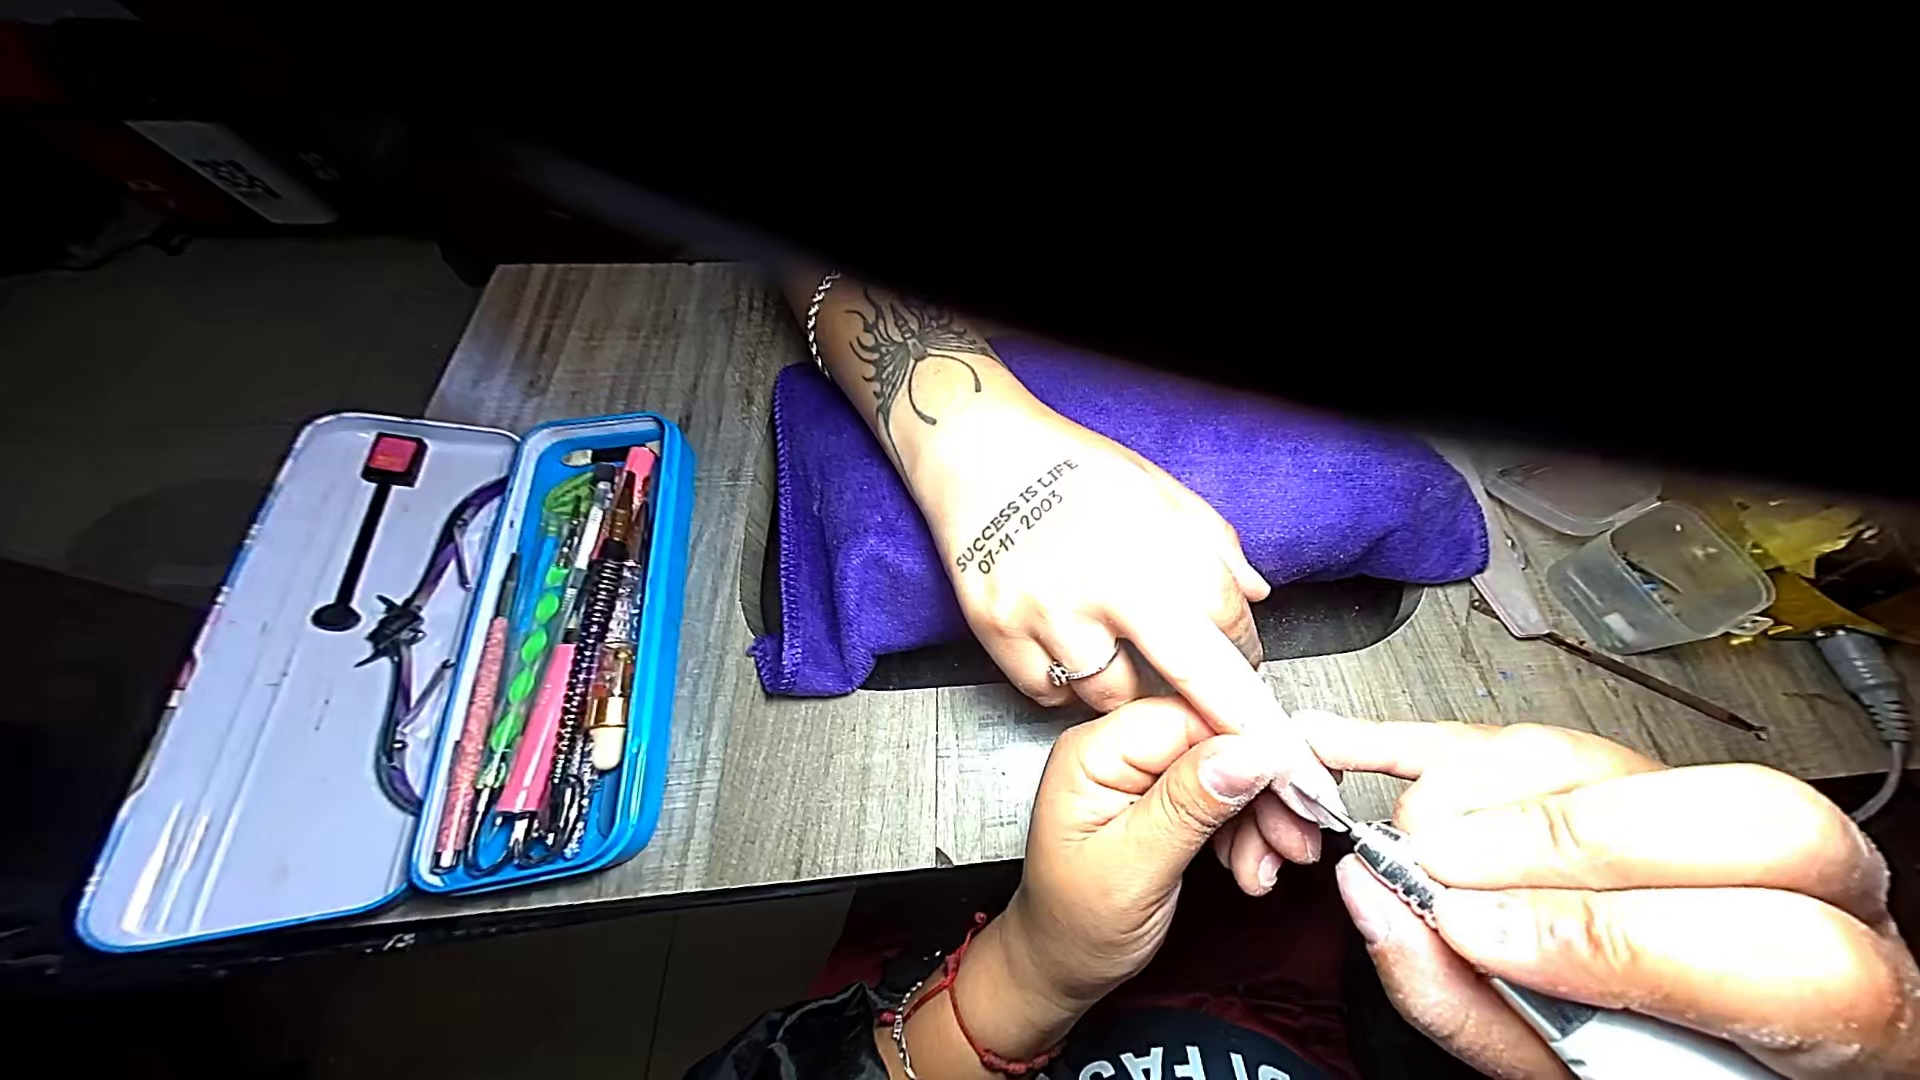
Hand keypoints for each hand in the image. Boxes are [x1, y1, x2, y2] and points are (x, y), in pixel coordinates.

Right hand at [909, 393, 1266, 712]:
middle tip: (1243, 735)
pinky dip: (1063, 681)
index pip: (1228, 618)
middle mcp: (1103, 578)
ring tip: (1111, 649)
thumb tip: (1253, 593)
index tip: (1245, 668)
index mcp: (1152, 536)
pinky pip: (1048, 691)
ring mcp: (1047, 609)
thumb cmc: (1068, 466)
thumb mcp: (1152, 485)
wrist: (980, 455)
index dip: (1245, 651)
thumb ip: (1211, 540)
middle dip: (1230, 713)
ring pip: (1111, 694)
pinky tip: (1063, 646)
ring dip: (1124, 683)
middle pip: (1191, 672)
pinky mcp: (998, 628)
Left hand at [976, 698, 1294, 1034]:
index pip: (1183, 715)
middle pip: (1209, 737)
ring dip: (1259, 814)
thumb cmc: (1073, 922)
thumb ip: (1186, 808)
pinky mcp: (1158, 792)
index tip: (1301, 784)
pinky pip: (1219, 790)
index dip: (1250, 744)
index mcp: (1091, 752)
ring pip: (1223, 765)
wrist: (1061, 960)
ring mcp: (1136, 769)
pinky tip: (1251, 862)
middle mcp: (1113, 749)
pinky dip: (1247, 826)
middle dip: (1261, 787)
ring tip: (1265, 865)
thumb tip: (1247, 753)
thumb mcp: (1132, 871)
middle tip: (1294, 836)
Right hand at [1300, 714, 1919, 1078]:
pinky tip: (1348, 746)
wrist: (1633, 1018)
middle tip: (1436, 861)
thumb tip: (1374, 899)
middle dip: (1553, 836)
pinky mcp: (1568, 761)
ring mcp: (1676, 805)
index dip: (1608, 936)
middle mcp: (1796, 892)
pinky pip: (1492, 730)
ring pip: (1592, 752)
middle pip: (1747, 818)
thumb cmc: (1615, 1053)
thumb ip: (1471, 1007)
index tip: (1470, 931)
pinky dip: (1405, 739)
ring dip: (1472, 784)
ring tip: (1408, 832)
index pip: (1794, 957)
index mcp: (1836, 1016)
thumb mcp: (1559, 1074)